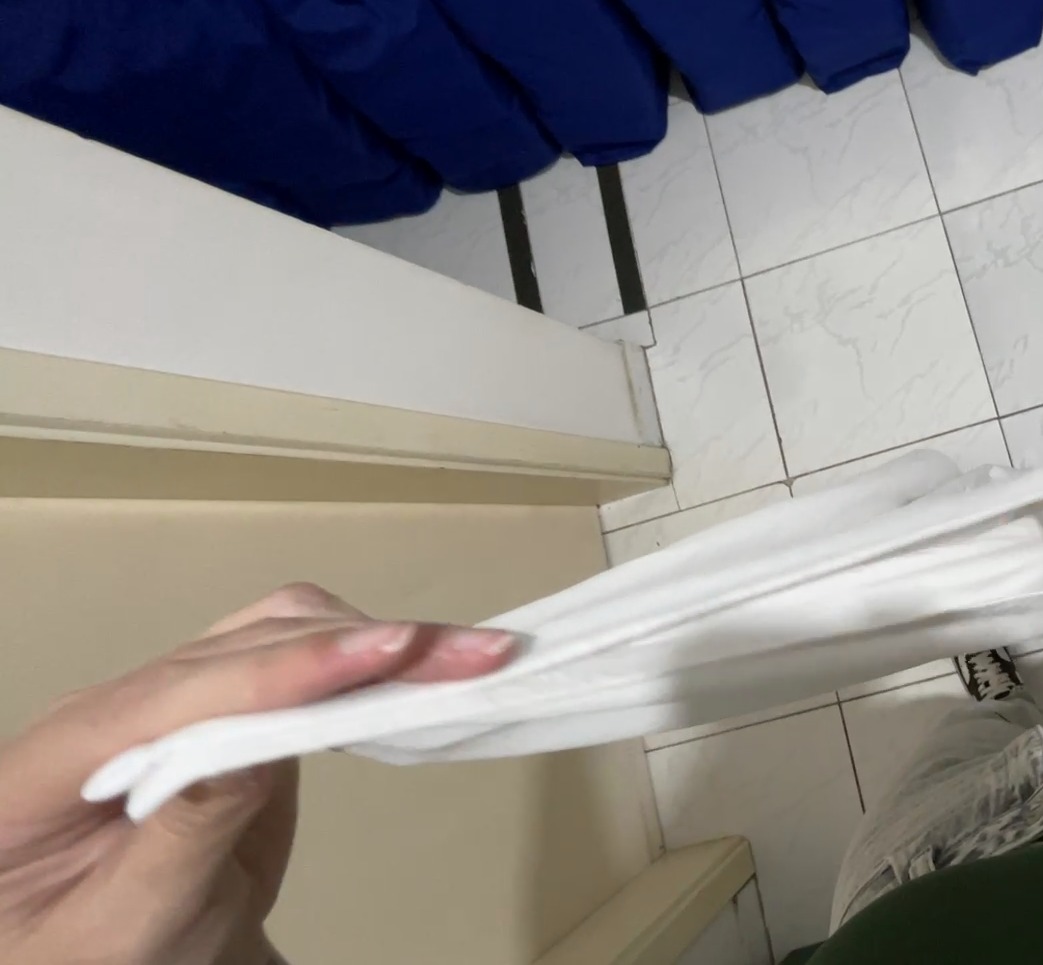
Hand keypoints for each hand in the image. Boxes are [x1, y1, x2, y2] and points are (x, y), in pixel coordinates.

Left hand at [0, 583, 521, 964]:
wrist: (128, 954)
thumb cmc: (109, 960)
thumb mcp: (125, 929)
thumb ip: (179, 838)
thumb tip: (257, 749)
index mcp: (42, 769)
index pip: (179, 695)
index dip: (296, 667)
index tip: (395, 647)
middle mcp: (114, 707)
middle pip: (256, 644)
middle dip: (375, 644)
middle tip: (481, 654)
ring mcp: (181, 691)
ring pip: (288, 627)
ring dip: (382, 636)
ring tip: (468, 653)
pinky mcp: (239, 692)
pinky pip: (308, 647)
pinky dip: (371, 649)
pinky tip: (422, 662)